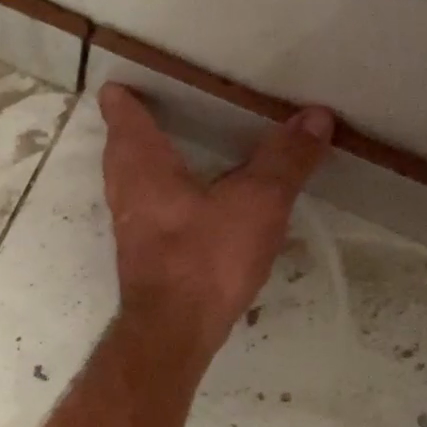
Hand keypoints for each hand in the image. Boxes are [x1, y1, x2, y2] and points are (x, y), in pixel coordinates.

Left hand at [99, 82, 333, 366]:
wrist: (172, 333)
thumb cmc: (205, 261)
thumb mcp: (257, 202)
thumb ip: (284, 160)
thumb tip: (313, 119)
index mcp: (146, 176)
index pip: (129, 131)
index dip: (124, 110)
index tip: (114, 92)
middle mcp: (129, 204)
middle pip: (121, 162)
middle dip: (126, 139)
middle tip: (131, 119)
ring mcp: (133, 239)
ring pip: (130, 193)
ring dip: (139, 172)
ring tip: (158, 157)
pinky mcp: (146, 266)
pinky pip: (148, 220)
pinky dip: (158, 202)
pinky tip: (181, 211)